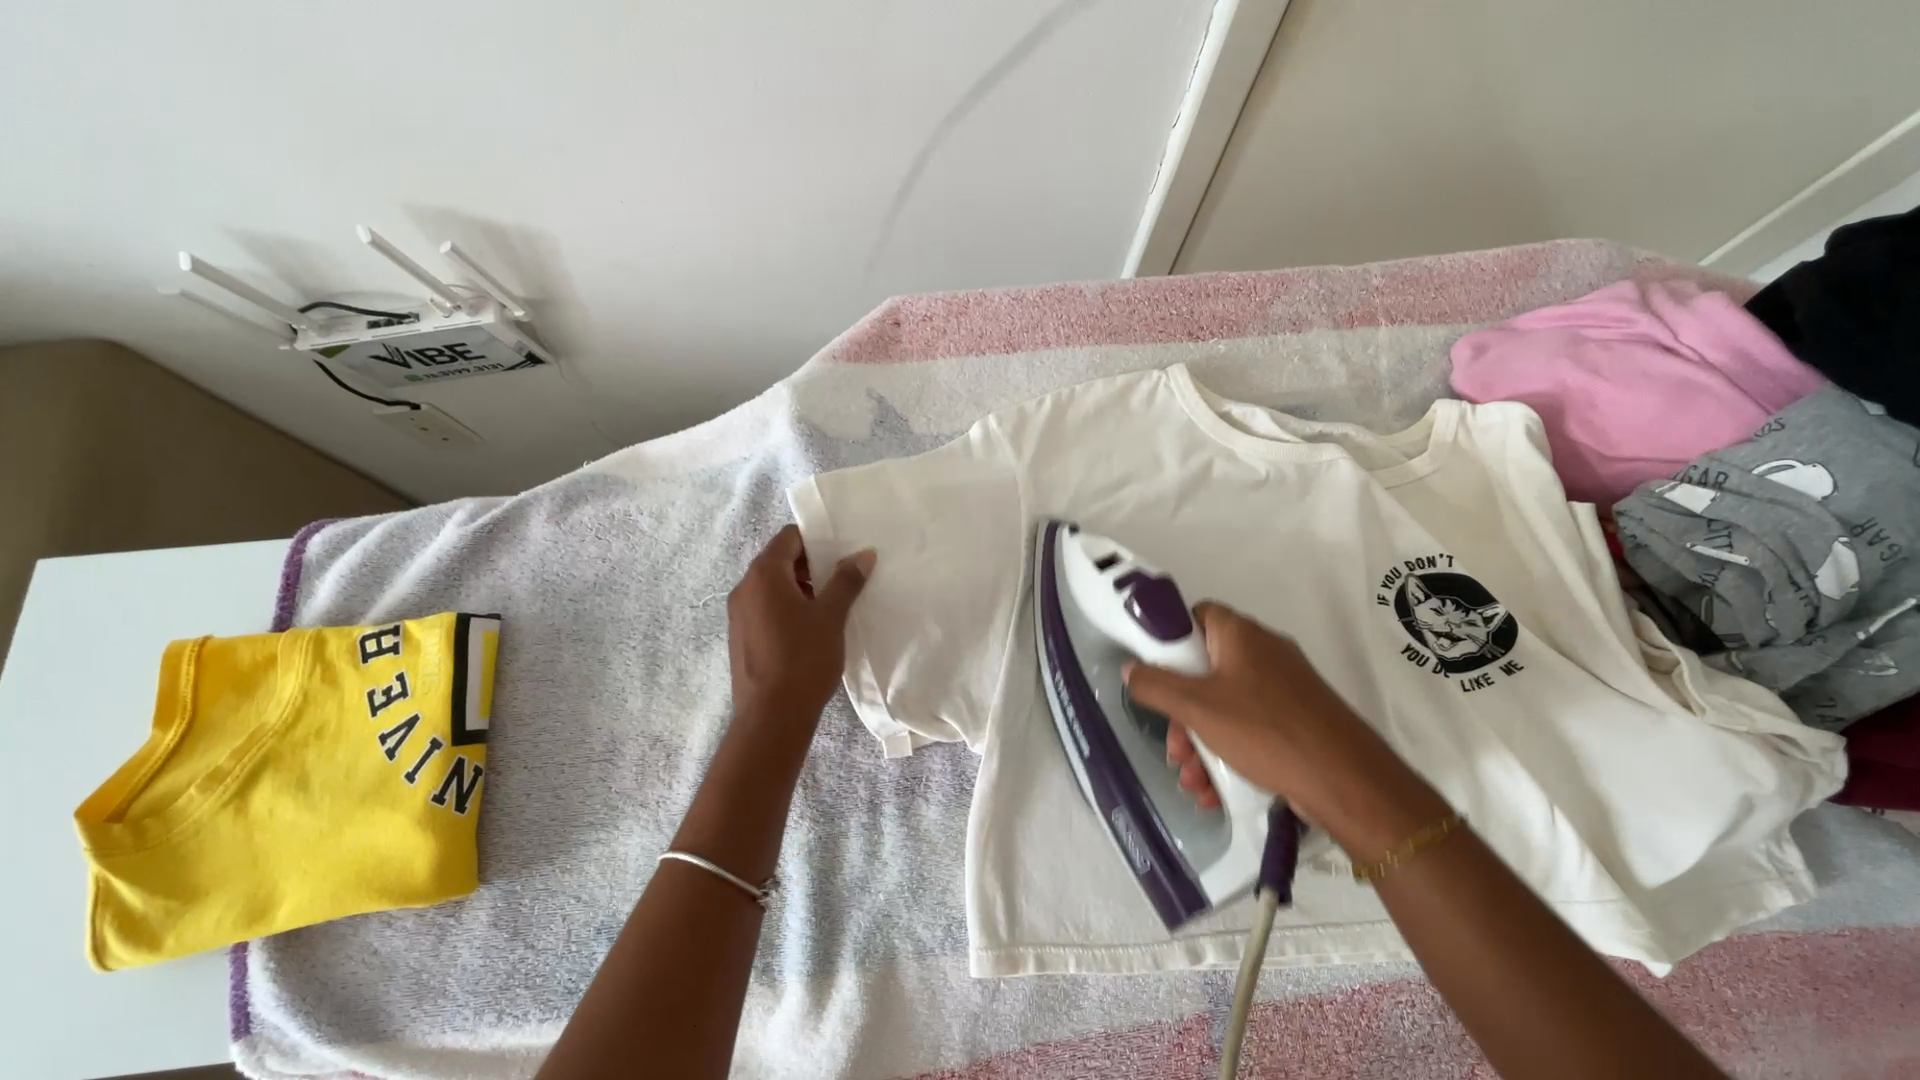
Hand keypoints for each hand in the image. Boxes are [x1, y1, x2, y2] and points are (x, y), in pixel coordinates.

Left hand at [726, 524, 874, 732]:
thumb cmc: (803, 659)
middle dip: (810, 566)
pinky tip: (810, 630)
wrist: (772, 717)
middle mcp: (744, 588)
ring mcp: (738, 615)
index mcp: (763, 575)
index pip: (788, 538)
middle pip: (778, 561)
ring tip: (830, 607)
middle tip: (841, 580)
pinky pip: (765, 609)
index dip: (816, 540)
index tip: (842, 553)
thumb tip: (863, 554)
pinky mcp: (740, 638)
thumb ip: (846, 581)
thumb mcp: (831, 616)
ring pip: (771, 588)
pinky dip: (786, 609)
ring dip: (799, 589)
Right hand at [1125, 602, 1446, 856]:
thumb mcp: (1197, 708)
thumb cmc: (1265, 730)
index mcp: (1240, 635)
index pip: (1197, 616)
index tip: (1155, 673)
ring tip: (1194, 783)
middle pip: (1205, 671)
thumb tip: (1131, 669)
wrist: (1346, 780)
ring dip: (1201, 744)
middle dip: (1181, 714)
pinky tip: (1216, 792)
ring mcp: (1283, 689)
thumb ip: (1156, 685)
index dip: (1171, 639)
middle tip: (1174, 748)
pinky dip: (1229, 755)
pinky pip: (1249, 729)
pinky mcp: (1296, 721)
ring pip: (1225, 707)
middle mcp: (1263, 653)